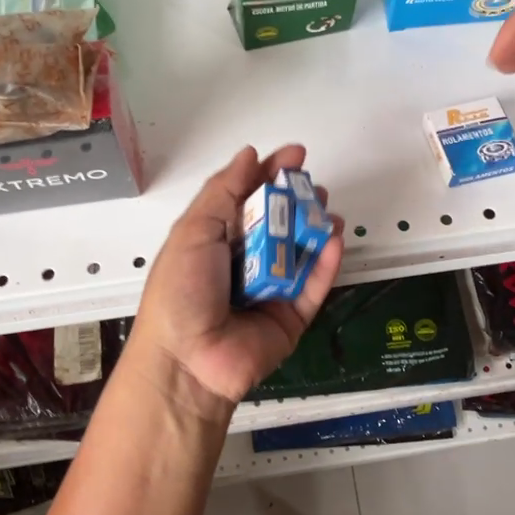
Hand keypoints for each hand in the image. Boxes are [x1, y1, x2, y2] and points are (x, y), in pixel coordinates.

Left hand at [128, 144, 345, 410]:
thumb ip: (223, 190)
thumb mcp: (193, 231)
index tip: (295, 154)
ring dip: (318, 228)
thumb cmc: (180, 291)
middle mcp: (246, 261)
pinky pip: (315, 286)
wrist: (187, 360)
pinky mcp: (292, 316)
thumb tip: (249, 154)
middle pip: (281, 223)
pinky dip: (327, 262)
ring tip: (327, 210)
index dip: (271, 174)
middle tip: (313, 185)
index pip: (249, 198)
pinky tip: (333, 239)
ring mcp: (271, 289)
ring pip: (303, 252)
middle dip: (299, 200)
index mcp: (216, 240)